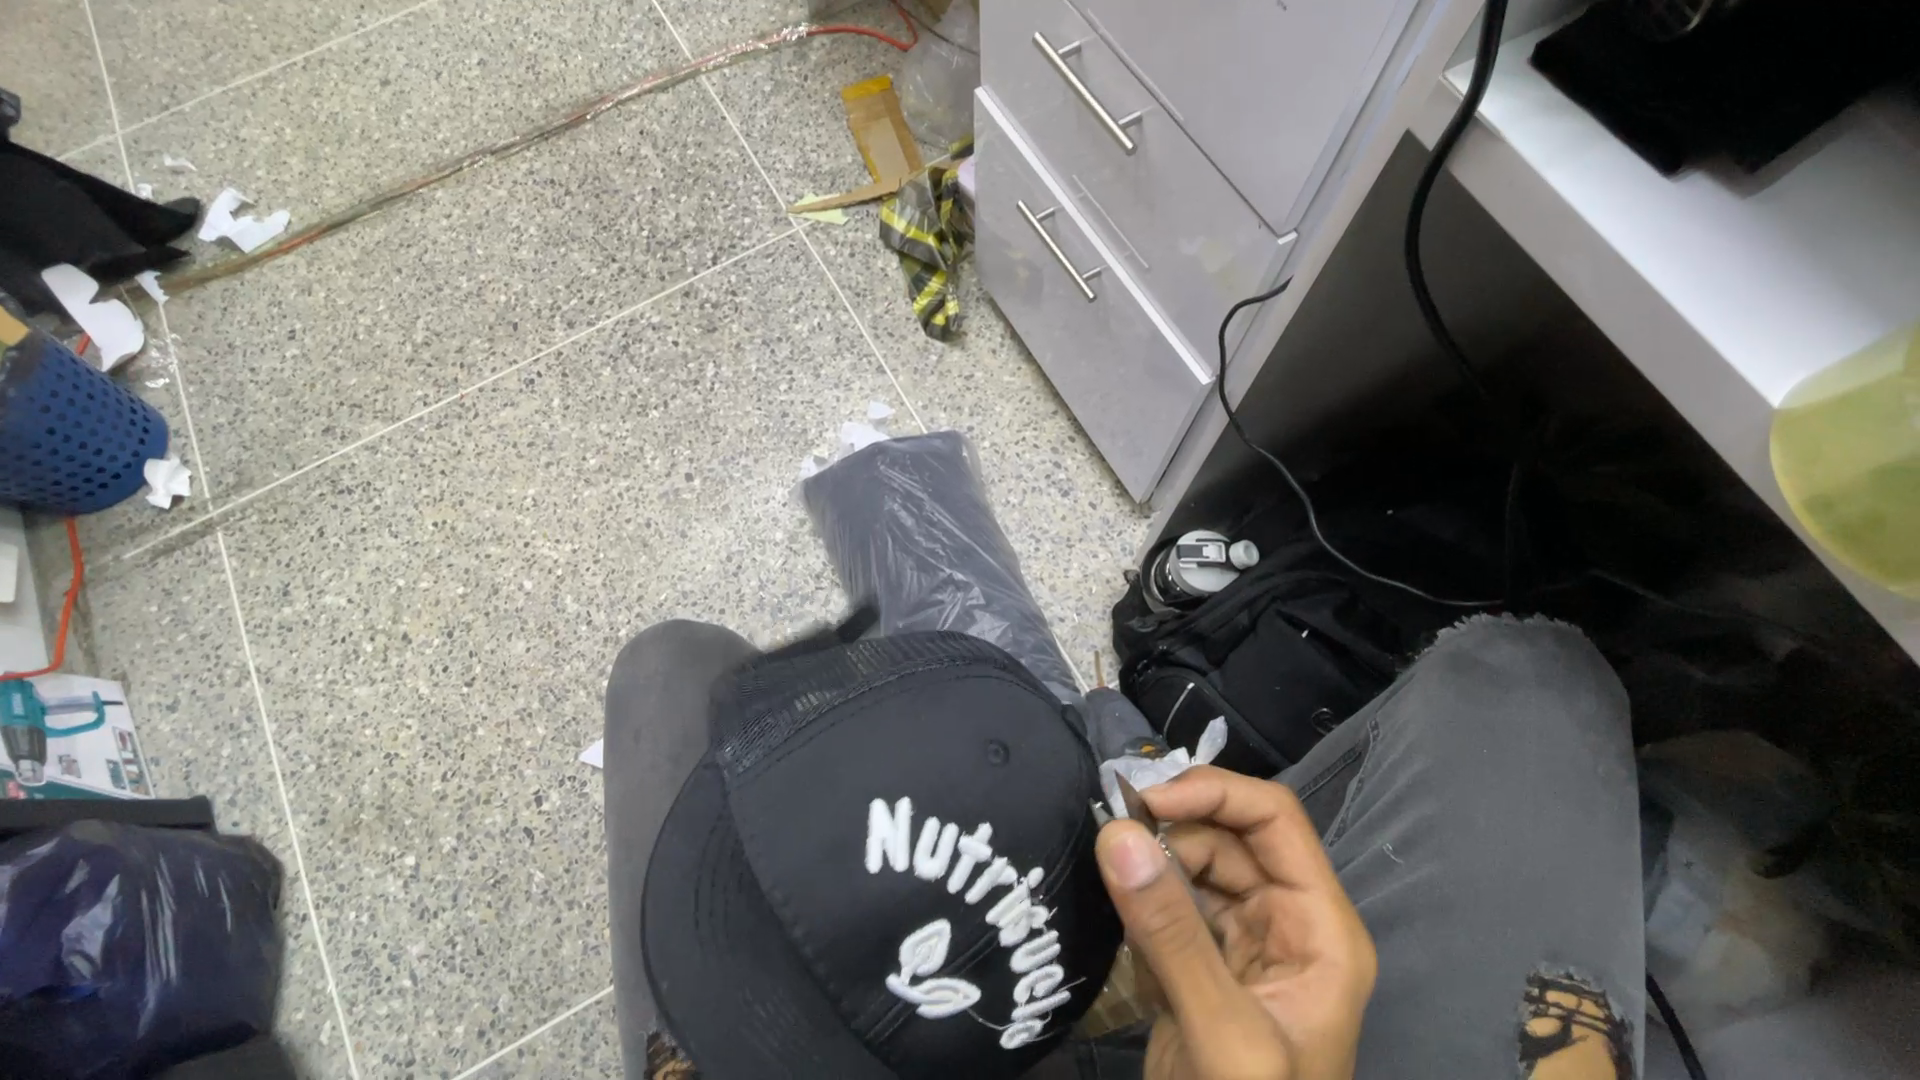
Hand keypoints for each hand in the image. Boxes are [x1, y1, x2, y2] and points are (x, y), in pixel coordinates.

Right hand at [1094, 766, 1375, 1079]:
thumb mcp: (1221, 1033)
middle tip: (1109, 829)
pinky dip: (1140, 894)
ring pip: (1193, 865)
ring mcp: (1240, 945)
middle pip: (1228, 836)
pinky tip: (1112, 902)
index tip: (1144, 799)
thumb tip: (1119, 832)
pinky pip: (1169, 904)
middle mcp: (1285, 923)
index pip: (1274, 821)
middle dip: (1172, 824)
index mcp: (1319, 928)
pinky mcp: (1200, 967)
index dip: (1214, 793)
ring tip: (1104, 864)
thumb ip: (1170, 932)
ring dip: (1151, 857)